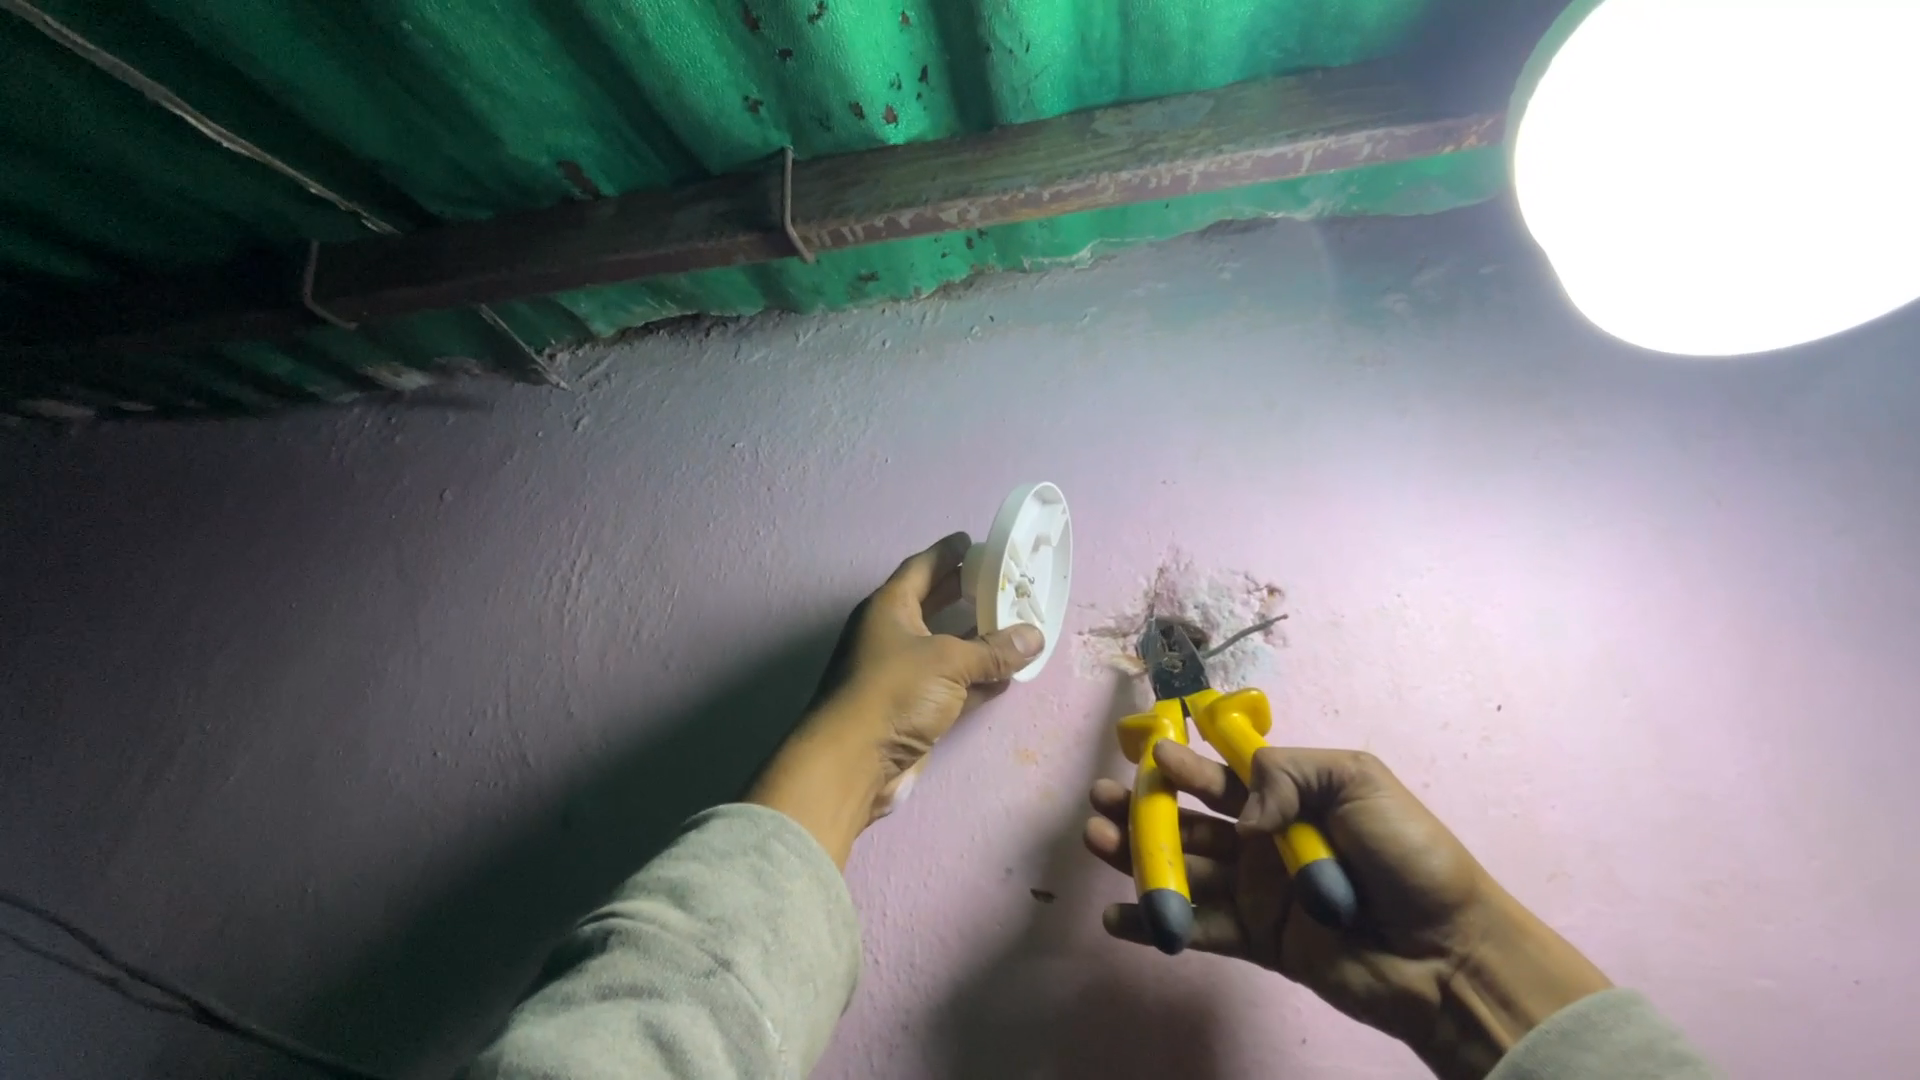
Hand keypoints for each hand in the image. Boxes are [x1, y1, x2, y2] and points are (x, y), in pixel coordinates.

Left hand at [749, 532, 1042, 865]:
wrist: (853, 762)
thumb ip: (993, 649)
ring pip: (945, 647)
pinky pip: (951, 685)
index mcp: (889, 608)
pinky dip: (976, 680)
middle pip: (933, 605)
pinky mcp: (912, 709)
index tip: (970, 540)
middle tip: (1001, 579)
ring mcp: (900, 675)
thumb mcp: (948, 661)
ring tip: (1014, 624)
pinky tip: (1006, 676)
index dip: (945, 553)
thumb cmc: (894, 692)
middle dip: (964, 592)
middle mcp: (891, 636)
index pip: (920, 569)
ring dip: (976, 639)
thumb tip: (1035, 637)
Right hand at [1085, 742, 1609, 1078]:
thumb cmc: (1409, 854)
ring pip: (1184, 871)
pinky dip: (1156, 923)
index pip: (1219, 777)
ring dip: (1137, 859)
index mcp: (1285, 799)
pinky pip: (1198, 929)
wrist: (1452, 952)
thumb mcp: (1358, 782)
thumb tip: (1238, 815)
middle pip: (1188, 823)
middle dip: (1142, 810)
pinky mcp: (1257, 942)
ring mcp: (1256, 894)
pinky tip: (1118, 917)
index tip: (1150, 753)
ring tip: (1097, 842)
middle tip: (1099, 801)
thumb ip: (1289, 777)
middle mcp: (1260, 842)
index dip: (1183, 765)